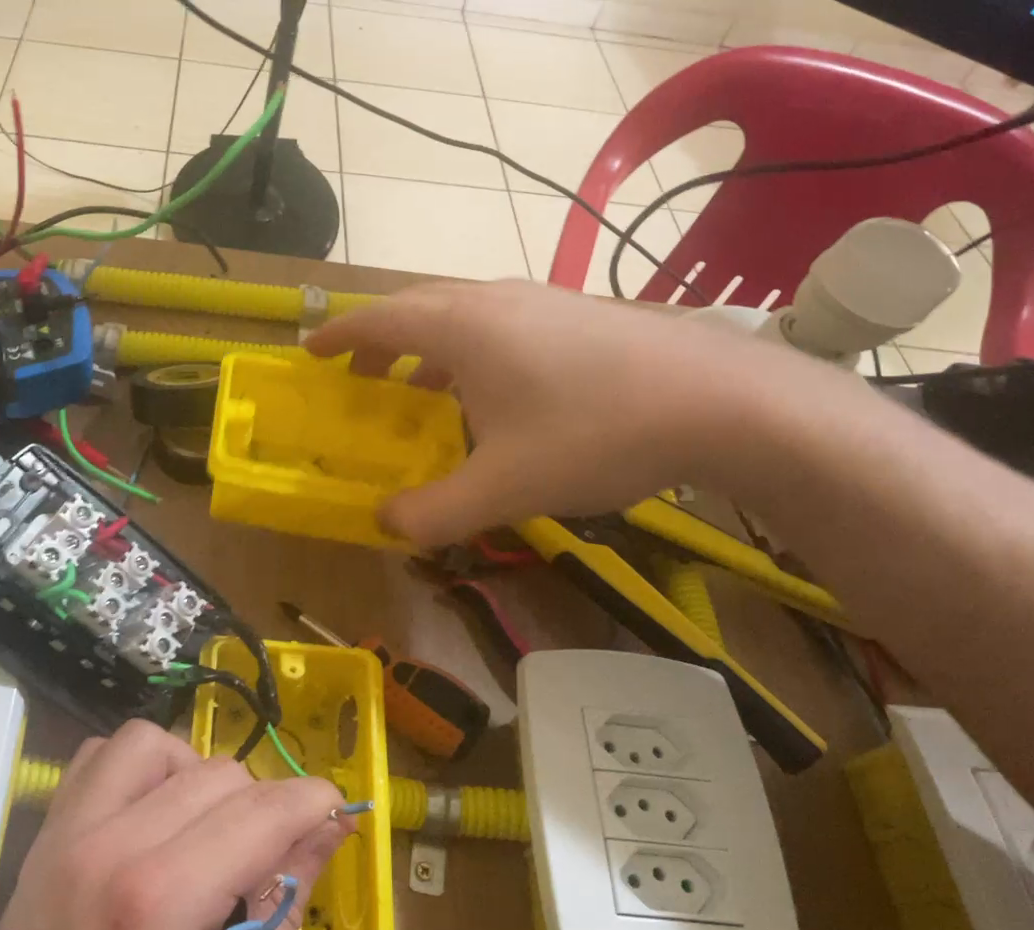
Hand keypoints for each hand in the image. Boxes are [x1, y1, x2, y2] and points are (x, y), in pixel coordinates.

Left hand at [0, 721, 350, 929]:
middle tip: (268, 856)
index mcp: (158, 906)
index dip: (314, 804)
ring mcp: (67, 829)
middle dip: (264, 804)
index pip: (260, 813)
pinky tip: (155, 813)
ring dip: (197, 774)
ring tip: (207, 829)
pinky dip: (142, 767)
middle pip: (217, 774)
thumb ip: (281, 920)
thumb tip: (328, 833)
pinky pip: (100, 753)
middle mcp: (108, 847)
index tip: (336, 816)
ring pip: (156, 743)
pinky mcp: (46, 827)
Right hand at [304, 280, 803, 546]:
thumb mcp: (503, 487)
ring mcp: (544, 302)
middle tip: (357, 374)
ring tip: (417, 386)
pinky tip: (492, 393)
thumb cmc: (596, 434)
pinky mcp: (580, 317)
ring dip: (426, 345)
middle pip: (417, 308)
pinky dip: (469, 350)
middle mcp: (497, 301)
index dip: (339, 334)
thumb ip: (434, 512)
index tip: (310, 350)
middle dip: (379, 339)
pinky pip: (500, 324)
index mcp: (464, 328)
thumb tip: (385, 524)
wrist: (722, 400)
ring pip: (463, 314)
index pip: (380, 318)